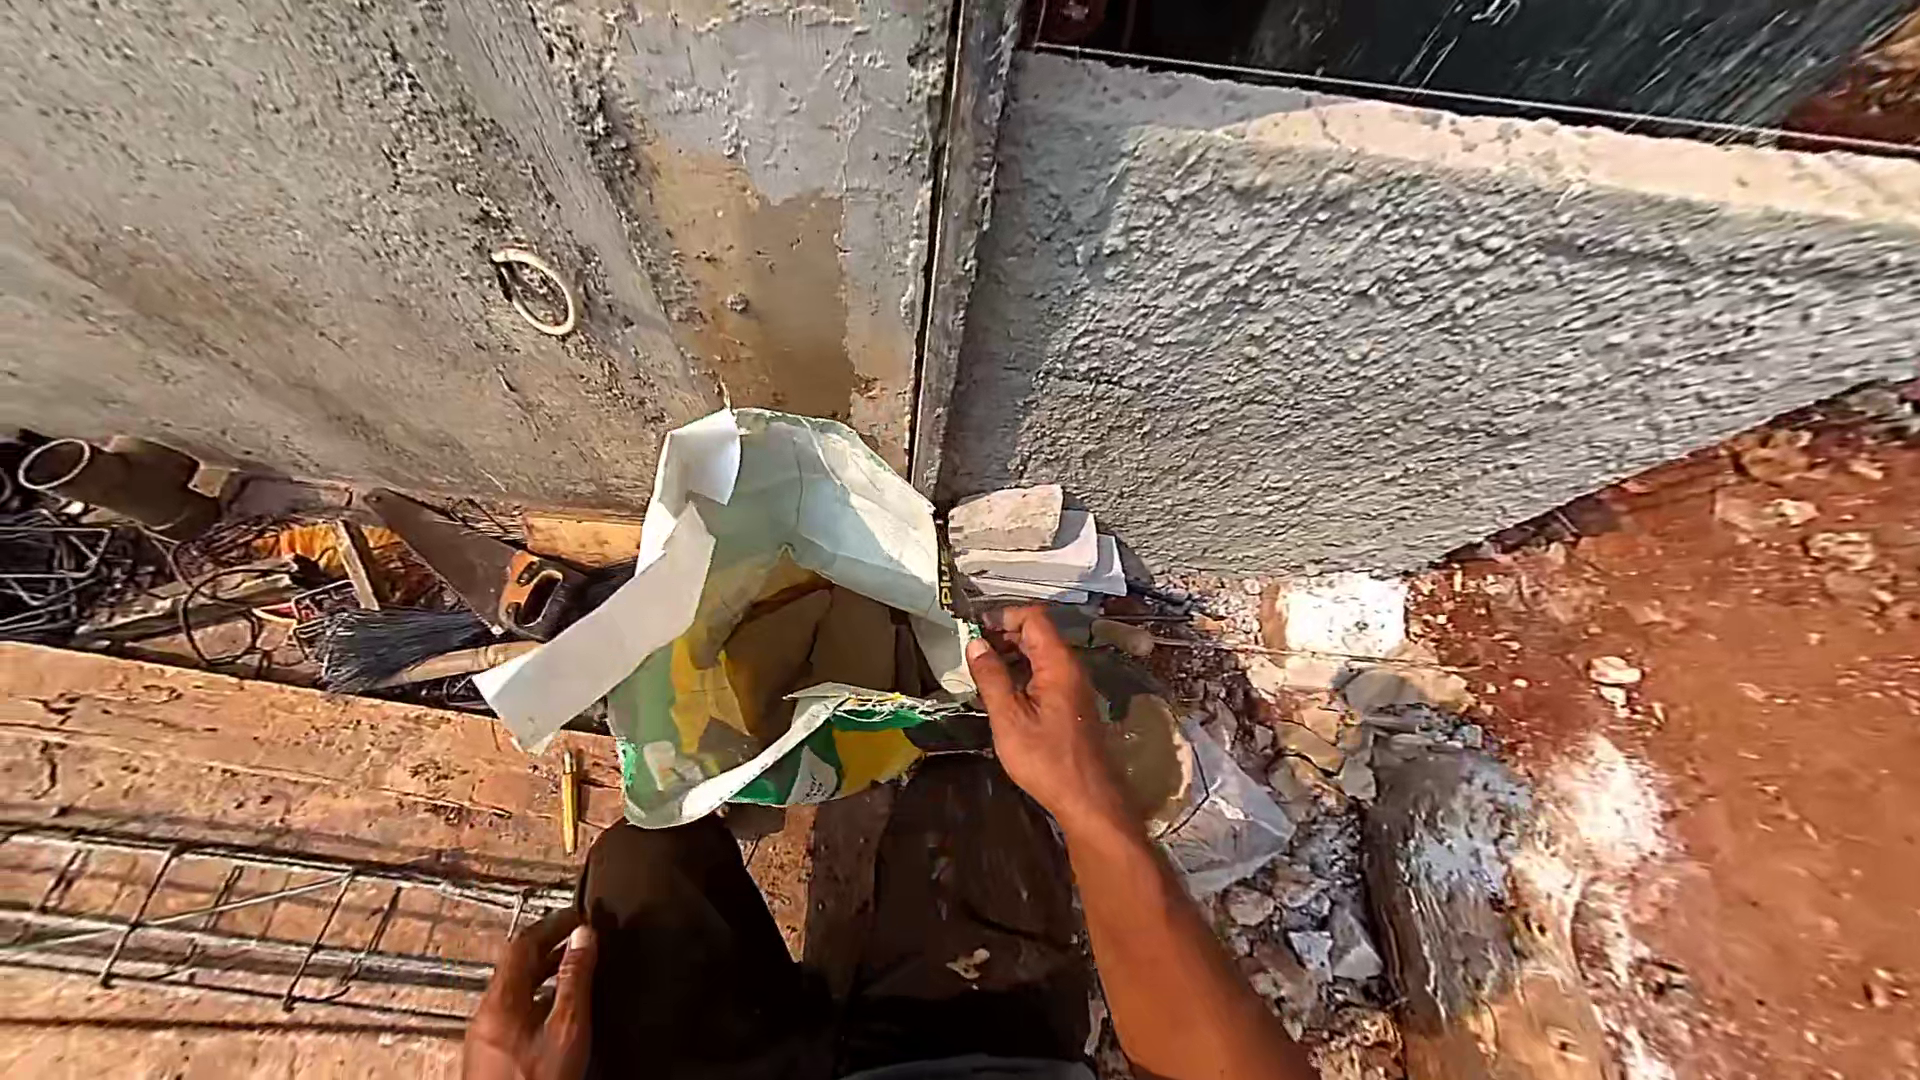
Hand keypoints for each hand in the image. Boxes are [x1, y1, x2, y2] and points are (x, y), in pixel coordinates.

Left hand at [463, 909, 597, 1079]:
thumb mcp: (568, 1025)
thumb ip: (576, 976)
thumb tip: (585, 935)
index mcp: (500, 1003)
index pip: (523, 944)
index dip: (553, 923)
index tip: (580, 915)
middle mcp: (486, 1017)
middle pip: (516, 964)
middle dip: (551, 943)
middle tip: (581, 933)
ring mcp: (485, 1039)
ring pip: (516, 987)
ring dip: (546, 967)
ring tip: (577, 962)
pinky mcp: (491, 1056)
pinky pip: (515, 1008)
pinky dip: (540, 991)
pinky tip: (562, 1003)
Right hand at [966, 605, 1133, 836]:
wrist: (1087, 798)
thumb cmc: (1046, 759)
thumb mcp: (1009, 717)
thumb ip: (991, 677)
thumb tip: (975, 643)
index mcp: (1058, 663)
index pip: (1034, 618)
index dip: (1004, 616)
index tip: (976, 628)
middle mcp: (1070, 667)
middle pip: (1037, 633)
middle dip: (1004, 634)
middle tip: (973, 648)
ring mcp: (1073, 685)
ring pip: (1040, 654)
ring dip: (1011, 654)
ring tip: (981, 668)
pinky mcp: (1071, 702)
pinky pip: (1045, 672)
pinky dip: (1022, 671)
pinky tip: (1001, 689)